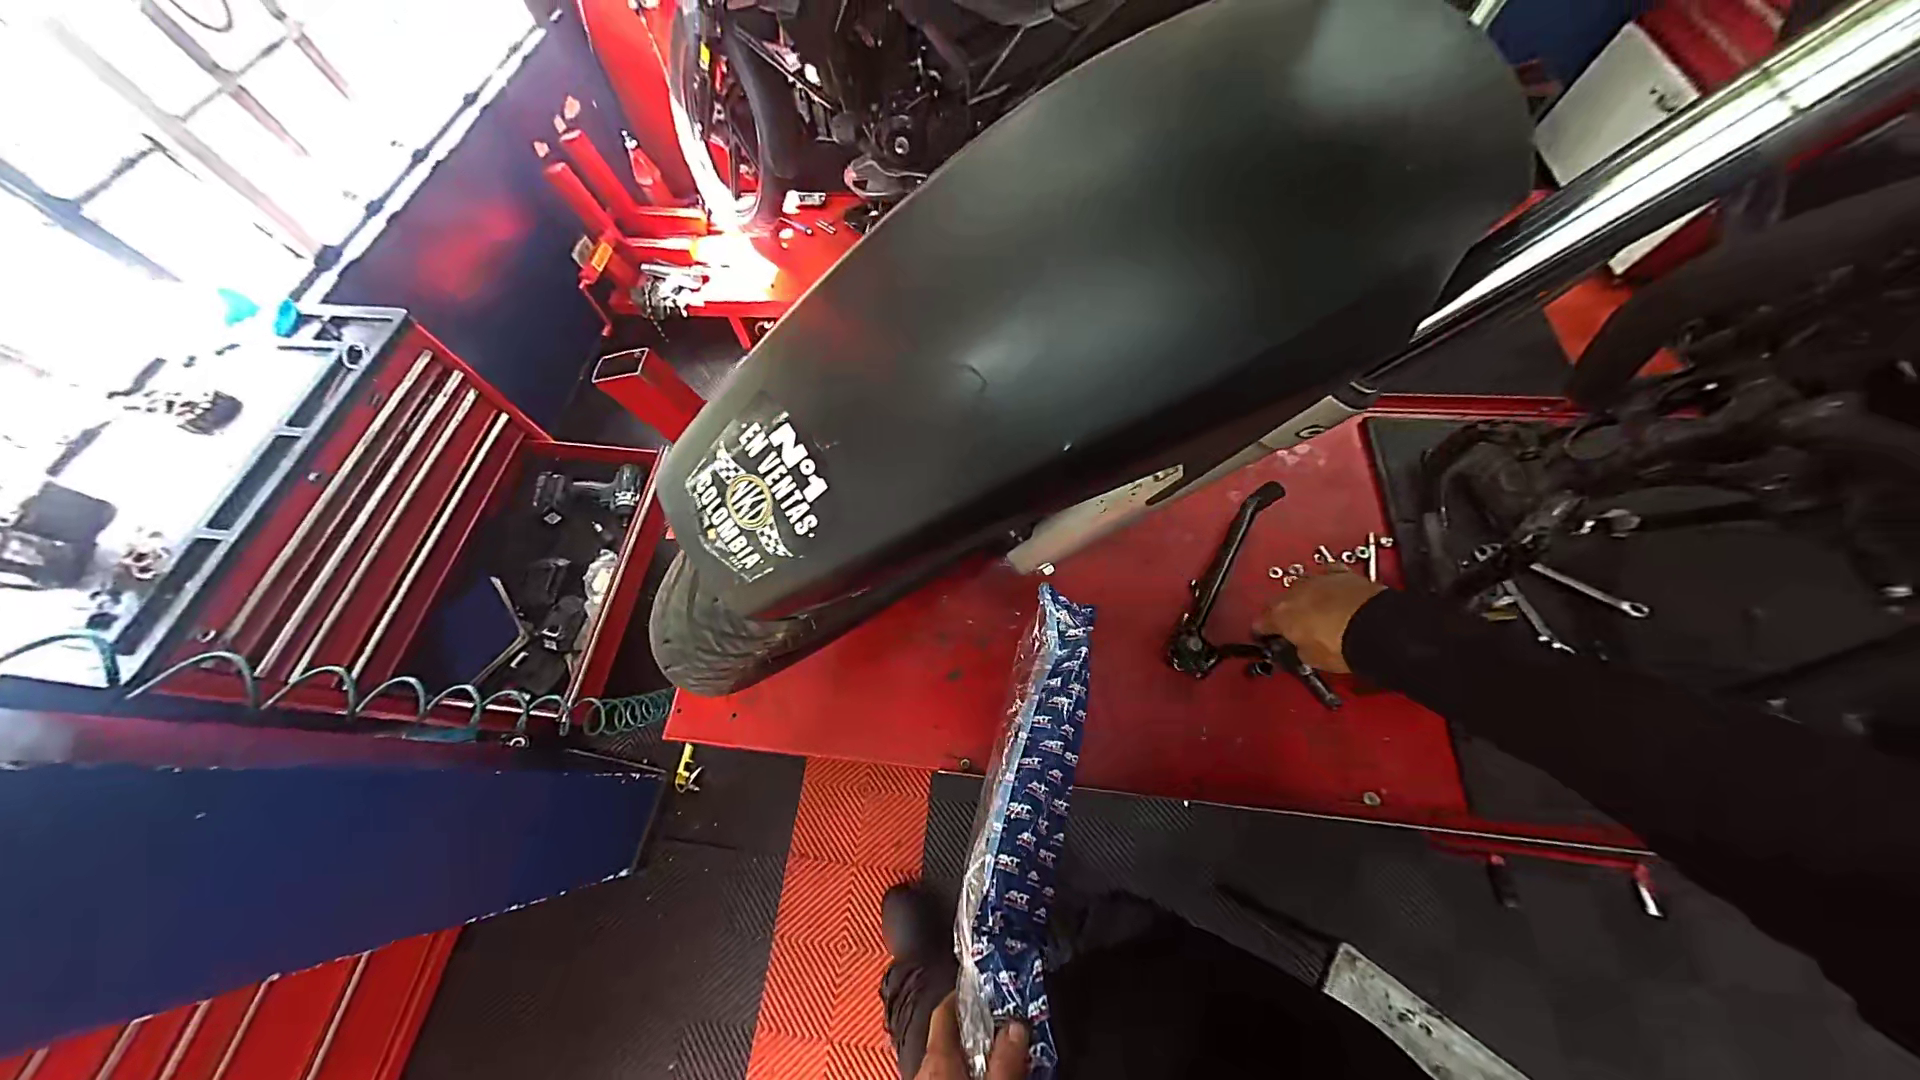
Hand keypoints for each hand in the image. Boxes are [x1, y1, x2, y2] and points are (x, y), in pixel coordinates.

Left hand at [915, 992, 1030, 1079]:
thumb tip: (1017, 1025)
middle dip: (973, 1026)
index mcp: (937, 1058)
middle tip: (1000, 1021)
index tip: (980, 985)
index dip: (961, 995)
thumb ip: (1006, 1059)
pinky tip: (985, 1075)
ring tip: (999, 1052)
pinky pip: (946, 1074)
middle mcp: (924, 1069)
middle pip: (948, 1035)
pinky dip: (964, 1070)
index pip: (944, 1010)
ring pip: (948, 1057)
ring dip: (971, 1052)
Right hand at [1253, 570, 1385, 672]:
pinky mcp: (1341, 574)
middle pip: (1280, 601)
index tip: (1266, 635)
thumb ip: (1299, 650)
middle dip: (1284, 612)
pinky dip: (1328, 583)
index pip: (1261, 622)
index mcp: (1280, 614)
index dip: (1262, 631)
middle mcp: (1294, 593)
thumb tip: (1302, 649)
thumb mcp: (1312, 659)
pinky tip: (1331, 590)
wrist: (1376, 628)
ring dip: (1305, 597)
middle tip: (1292, 626)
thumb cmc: (1343, 642)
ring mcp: (1317, 581)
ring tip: (1315, 610)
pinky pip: (1328, 574)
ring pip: (1302, 586)